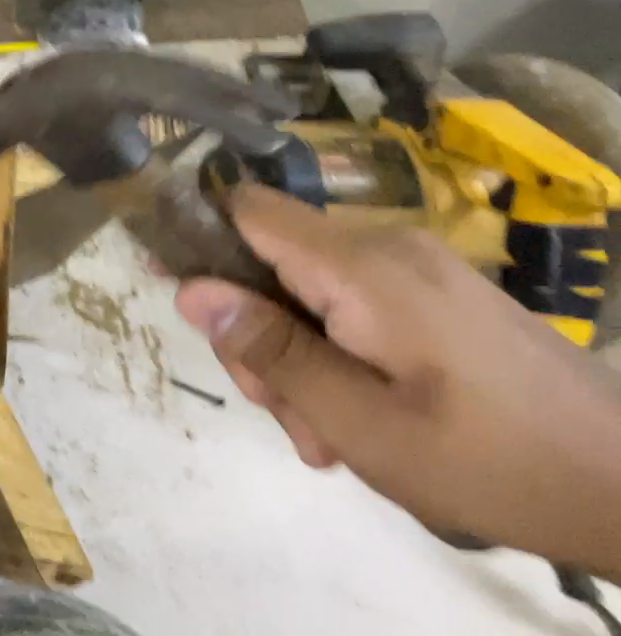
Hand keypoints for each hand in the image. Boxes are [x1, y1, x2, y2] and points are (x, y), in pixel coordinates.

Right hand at [176, 184, 620, 574]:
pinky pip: (347, 306)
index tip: (177, 294)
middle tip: (283, 411)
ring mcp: (415, 272)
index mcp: (363, 267)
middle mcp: (385, 250)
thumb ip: (270, 350)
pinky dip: (332, 354)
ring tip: (327, 434)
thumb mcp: (361, 422)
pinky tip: (355, 418)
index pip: (245, 208)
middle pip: (266, 261)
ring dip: (293, 357)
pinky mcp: (434, 297)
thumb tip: (189, 290)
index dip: (196, 238)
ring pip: (302, 291)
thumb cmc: (495, 463)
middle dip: (255, 333)